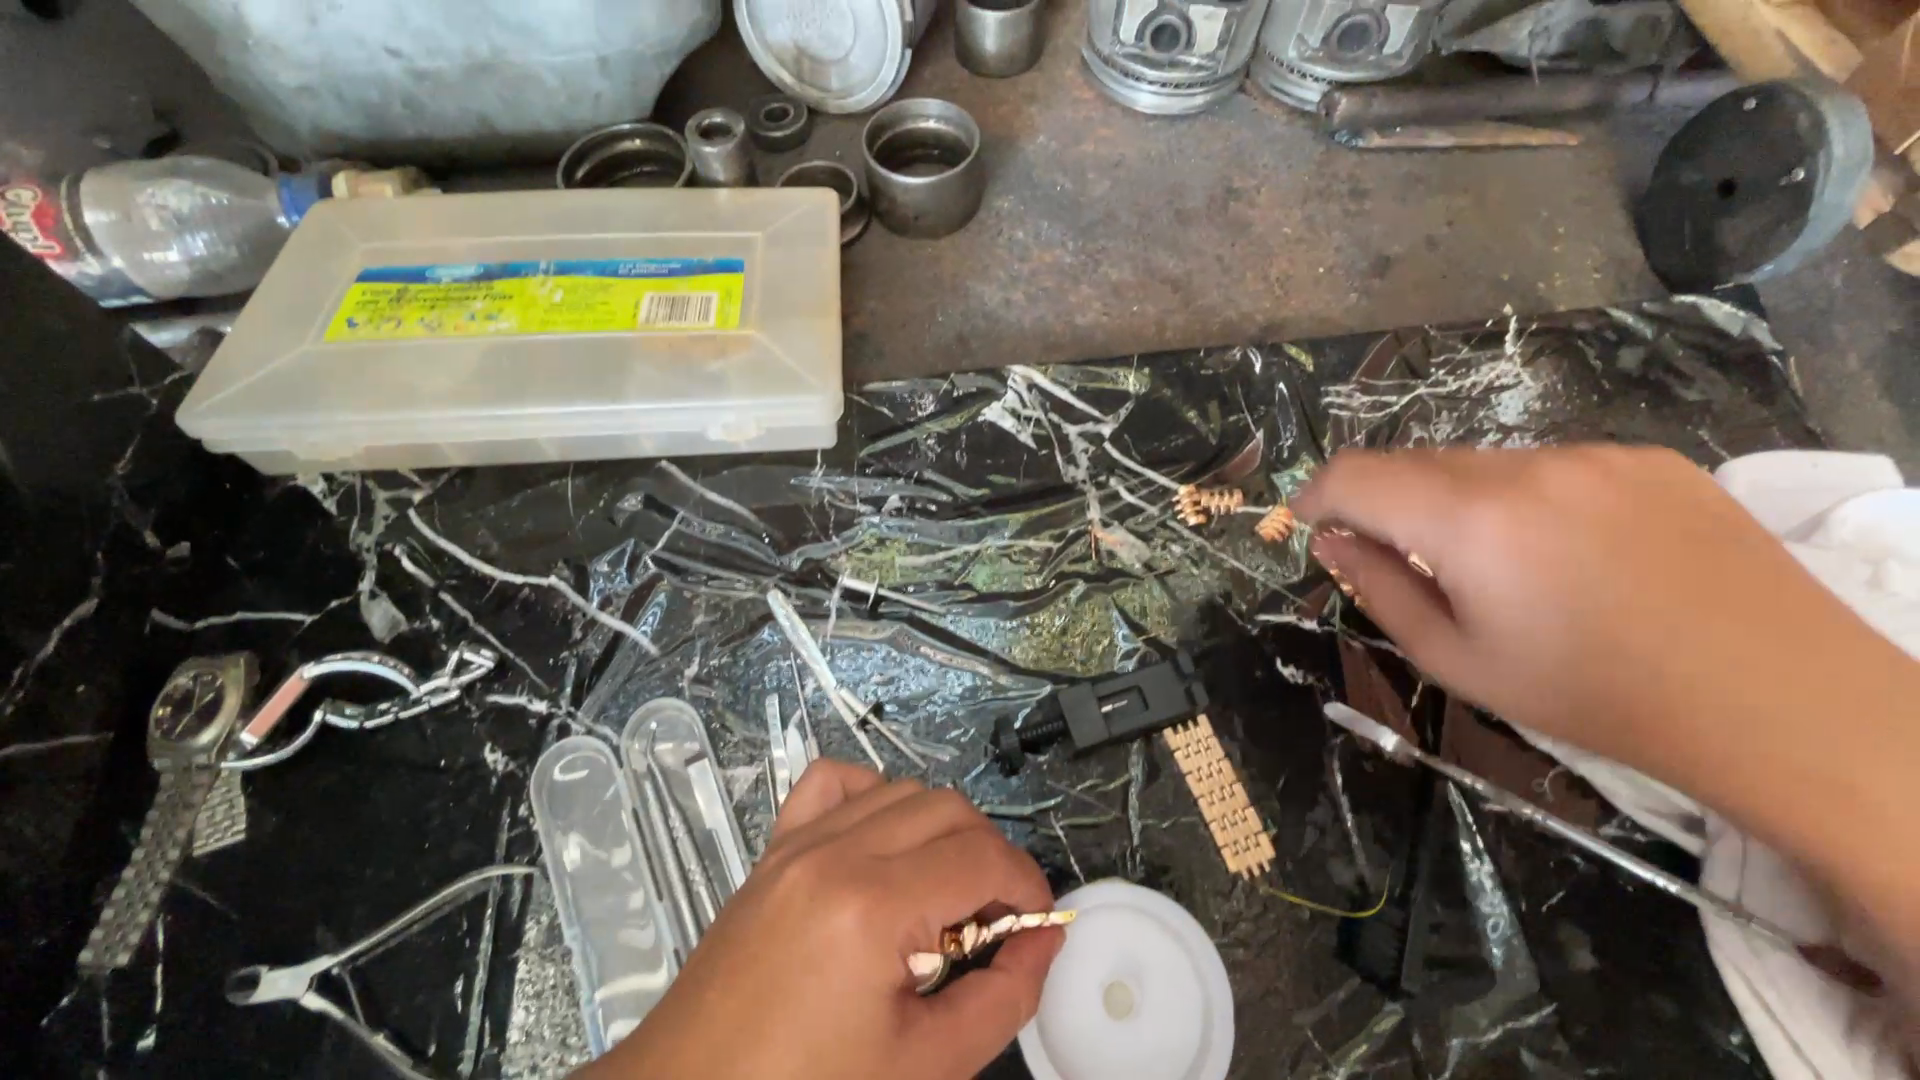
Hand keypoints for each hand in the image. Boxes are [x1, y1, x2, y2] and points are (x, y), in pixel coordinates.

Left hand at [580, 761, 1062, 1079]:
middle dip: (990, 857)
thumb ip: (1002, 998)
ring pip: (901, 790)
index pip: (982, 858)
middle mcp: (835, 852)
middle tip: (992, 923)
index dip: (1027, 886)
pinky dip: (875, 796)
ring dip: (942, 831)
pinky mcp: (774, 849)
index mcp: (872, 905)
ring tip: (943, 896)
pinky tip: (884, 845)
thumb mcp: (925, 1066)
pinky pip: (833, 783)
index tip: (1035, 926)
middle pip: (949, 810)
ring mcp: (798, 843)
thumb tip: (1042, 940)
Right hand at [1292, 445, 1918, 794]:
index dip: (1317, 492)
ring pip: (1483, 463)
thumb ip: (1378, 589)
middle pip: (1416, 462)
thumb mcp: (1458, 661)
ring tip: (1492, 567)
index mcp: (1472, 521)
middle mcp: (1529, 466)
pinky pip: (1550, 466)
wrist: (1781, 702)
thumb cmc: (1594, 697)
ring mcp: (1597, 454)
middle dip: (1384, 502)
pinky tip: (1565, 554)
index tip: (1308, 521)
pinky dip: (1523, 498)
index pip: (1357, 474)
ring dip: (1454, 500)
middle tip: (1394, 559)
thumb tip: (1331, 539)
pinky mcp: (1650, 458)